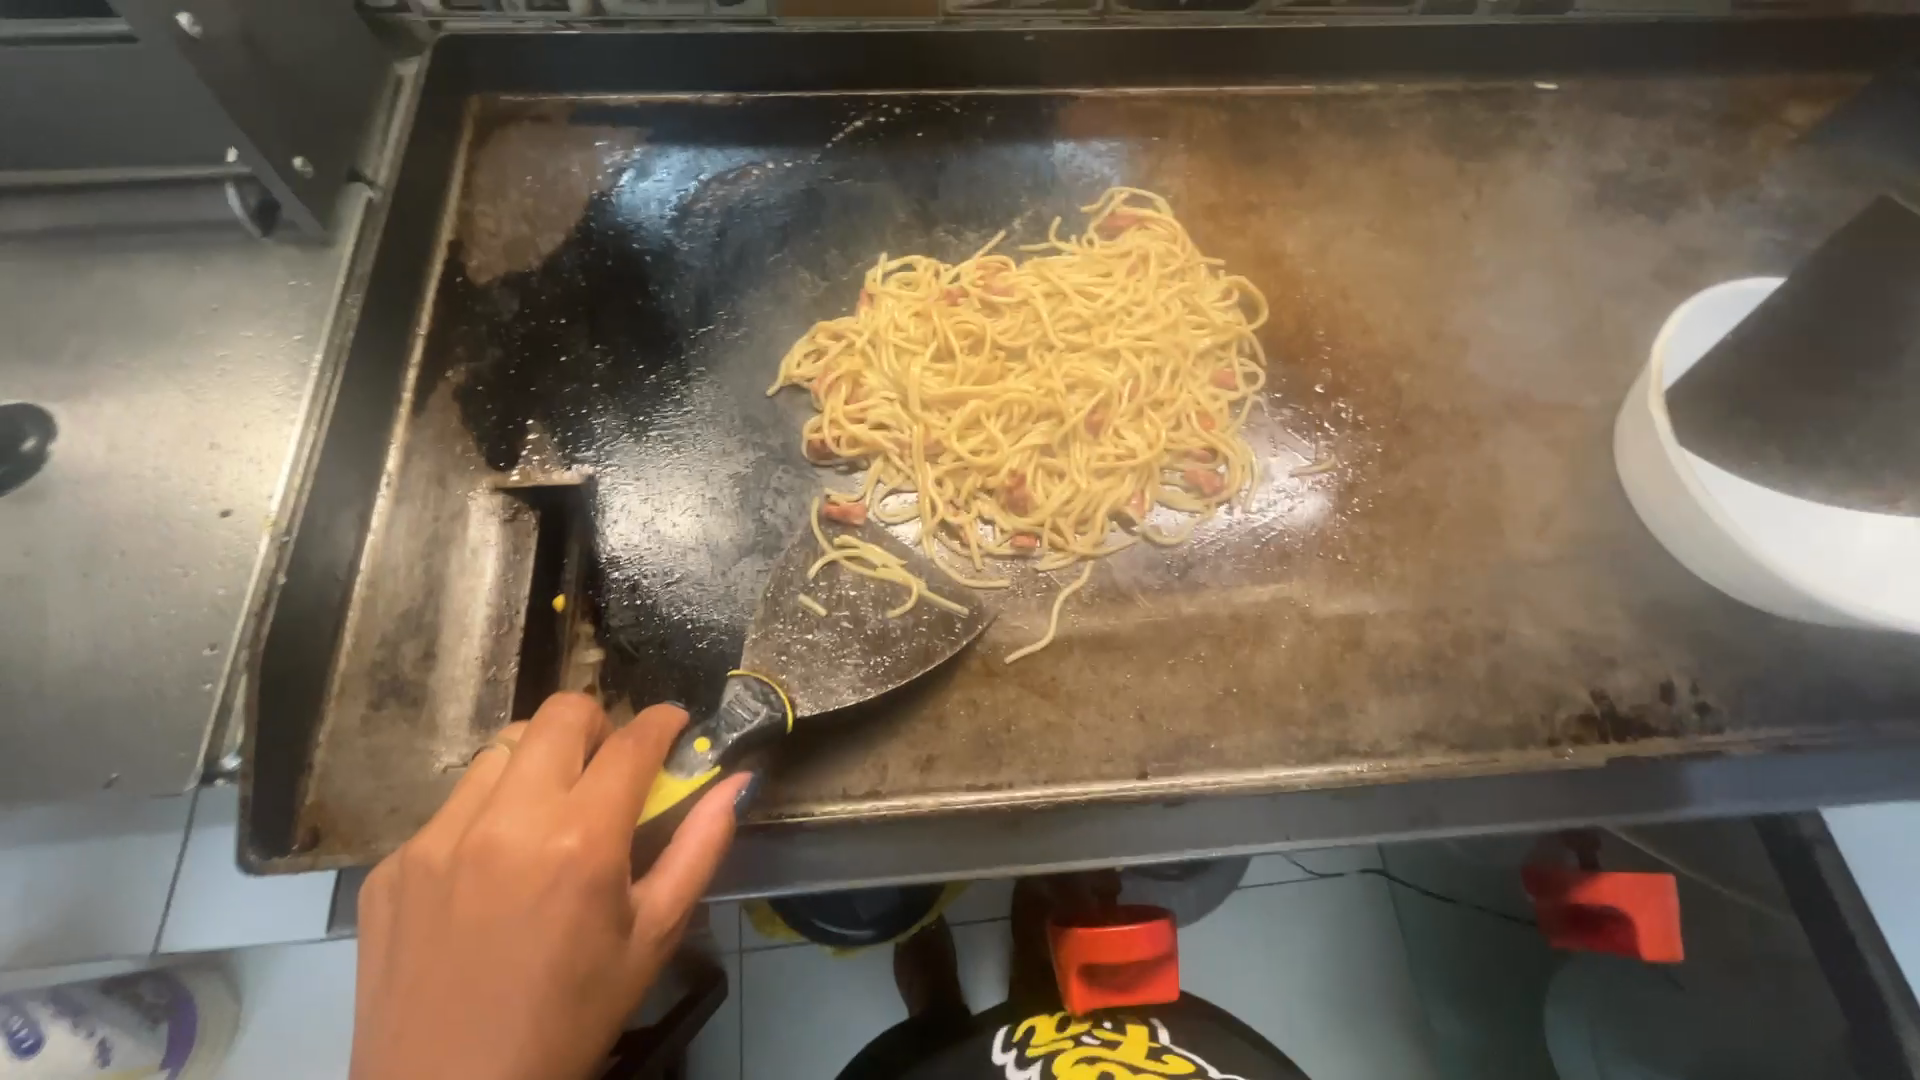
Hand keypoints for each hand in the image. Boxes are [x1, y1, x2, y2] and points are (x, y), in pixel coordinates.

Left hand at [350, 693, 749, 1079]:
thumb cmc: (571, 1016)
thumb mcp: (653, 935)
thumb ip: (701, 846)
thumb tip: (737, 780)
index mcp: (579, 841)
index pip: (631, 741)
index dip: (663, 720)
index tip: (674, 725)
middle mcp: (505, 822)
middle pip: (559, 713)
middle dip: (599, 722)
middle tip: (611, 765)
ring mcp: (437, 840)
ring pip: (501, 747)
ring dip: (540, 760)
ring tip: (551, 810)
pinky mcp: (392, 865)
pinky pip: (453, 803)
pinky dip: (490, 810)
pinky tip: (495, 866)